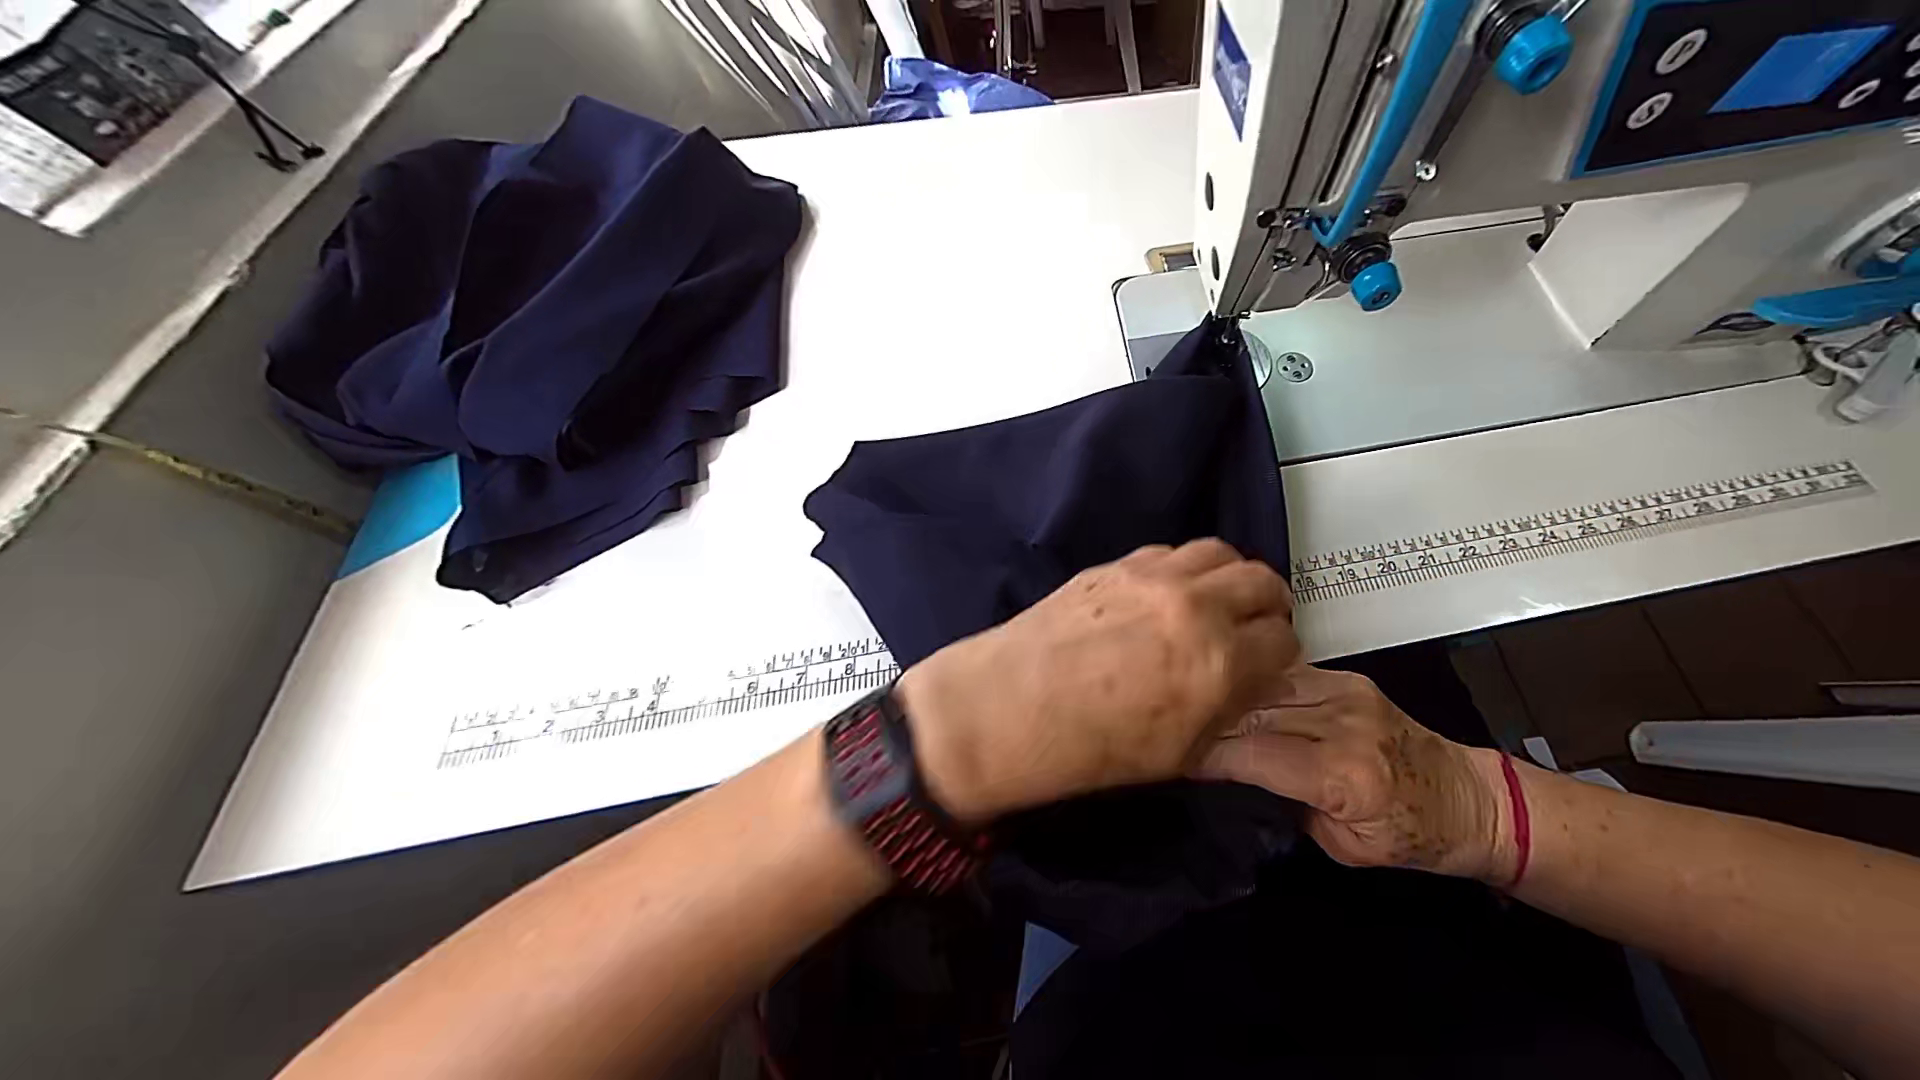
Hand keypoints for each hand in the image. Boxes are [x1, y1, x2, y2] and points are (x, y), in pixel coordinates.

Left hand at [895, 539, 1298, 824]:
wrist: (1006, 709)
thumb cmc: (1087, 748)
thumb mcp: (1178, 752)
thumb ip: (1223, 708)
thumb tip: (1239, 684)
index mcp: (1219, 661)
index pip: (1282, 641)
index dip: (1278, 658)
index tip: (1265, 666)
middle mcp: (1192, 607)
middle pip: (1260, 582)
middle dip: (1267, 608)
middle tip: (1253, 629)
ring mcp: (1149, 578)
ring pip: (1218, 554)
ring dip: (1228, 578)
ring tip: (1215, 604)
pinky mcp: (1112, 566)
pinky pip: (1167, 552)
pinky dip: (1181, 569)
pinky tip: (1165, 595)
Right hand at [1196, 667, 1517, 882]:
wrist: (1470, 799)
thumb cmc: (1410, 836)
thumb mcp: (1343, 844)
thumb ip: (1286, 803)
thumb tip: (1231, 775)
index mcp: (1344, 774)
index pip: (1252, 754)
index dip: (1205, 755)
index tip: (1170, 756)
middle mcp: (1343, 722)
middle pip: (1250, 713)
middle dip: (1204, 721)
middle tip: (1167, 724)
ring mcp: (1344, 691)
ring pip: (1260, 686)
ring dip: (1222, 696)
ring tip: (1190, 704)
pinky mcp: (1344, 677)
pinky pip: (1280, 674)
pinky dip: (1248, 684)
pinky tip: (1225, 689)